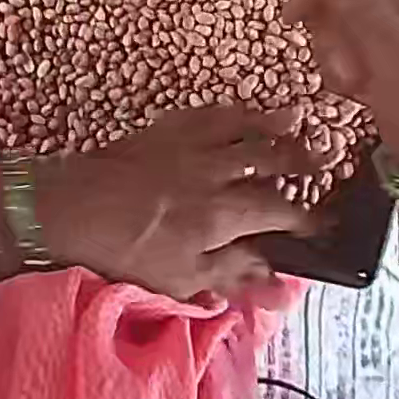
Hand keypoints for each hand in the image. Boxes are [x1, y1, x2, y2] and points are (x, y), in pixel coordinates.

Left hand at [33, 105, 321, 305]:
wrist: (73, 206)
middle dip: (301, 157)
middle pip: (269, 157)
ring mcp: (189, 144)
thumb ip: (234, 275)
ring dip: (272, 121)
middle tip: (324, 156)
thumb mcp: (180, 278)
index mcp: (221, 212)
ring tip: (296, 116)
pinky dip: (230, 111)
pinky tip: (238, 111)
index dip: (304, 216)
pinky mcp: (166, 128)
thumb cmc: (125, 250)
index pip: (278, 210)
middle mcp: (214, 171)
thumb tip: (282, 286)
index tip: (321, 221)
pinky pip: (207, 113)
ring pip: (243, 126)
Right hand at [284, 0, 398, 174]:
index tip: (296, 15)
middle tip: (340, 66)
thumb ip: (364, 8)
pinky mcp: (397, 46)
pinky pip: (353, 38)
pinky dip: (347, 62)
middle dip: (330, 25)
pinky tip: (362, 88)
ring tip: (357, 84)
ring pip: (344, 14)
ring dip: (337, 49)